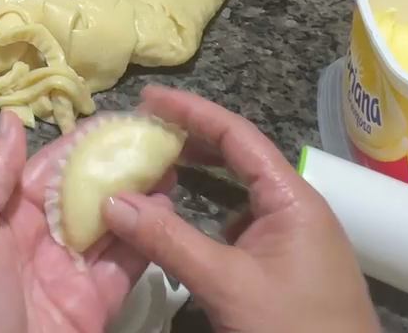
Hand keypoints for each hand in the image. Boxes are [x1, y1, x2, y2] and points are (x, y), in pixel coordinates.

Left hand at [0, 112, 155, 332]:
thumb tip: (12, 116)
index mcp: (8, 215)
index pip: (49, 168)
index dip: (80, 144)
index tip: (115, 119)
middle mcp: (42, 238)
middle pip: (84, 194)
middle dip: (116, 166)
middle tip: (154, 138)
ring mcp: (71, 273)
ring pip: (110, 225)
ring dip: (137, 196)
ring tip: (170, 163)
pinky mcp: (96, 306)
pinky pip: (124, 265)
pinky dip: (147, 239)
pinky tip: (166, 210)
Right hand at [99, 86, 378, 332]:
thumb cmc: (294, 332)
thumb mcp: (227, 286)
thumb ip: (168, 240)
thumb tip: (111, 201)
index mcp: (292, 198)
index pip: (235, 133)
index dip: (190, 110)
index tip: (148, 98)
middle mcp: (296, 206)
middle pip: (238, 153)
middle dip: (191, 136)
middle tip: (145, 127)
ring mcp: (295, 236)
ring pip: (240, 186)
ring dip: (200, 171)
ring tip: (158, 162)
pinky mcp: (288, 263)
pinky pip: (242, 217)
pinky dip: (209, 207)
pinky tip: (184, 217)